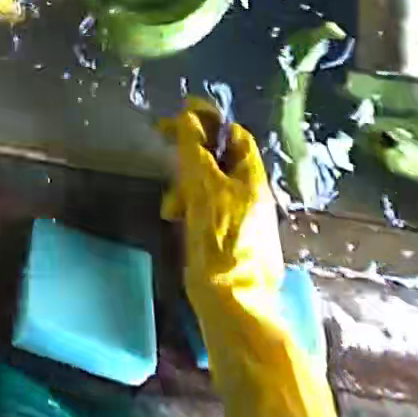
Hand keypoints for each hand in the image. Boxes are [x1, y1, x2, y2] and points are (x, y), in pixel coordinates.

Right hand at [160, 99, 336, 416]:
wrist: (232, 306)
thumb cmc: (221, 243)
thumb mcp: (204, 189)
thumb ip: (195, 152)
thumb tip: (187, 118)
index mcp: (252, 176)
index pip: (233, 134)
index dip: (209, 118)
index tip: (181, 111)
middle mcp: (249, 192)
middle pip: (219, 156)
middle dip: (191, 152)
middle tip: (165, 143)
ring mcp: (239, 215)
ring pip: (208, 182)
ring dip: (186, 182)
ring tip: (171, 203)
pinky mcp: (225, 236)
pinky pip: (205, 206)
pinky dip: (189, 205)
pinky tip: (176, 218)